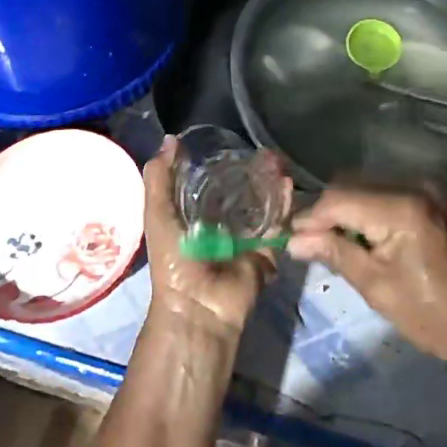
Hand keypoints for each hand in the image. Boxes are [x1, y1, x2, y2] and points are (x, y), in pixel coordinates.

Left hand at [141, 136, 278, 340]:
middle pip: (242, 191)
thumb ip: (160, 178)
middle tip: (265, 149)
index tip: (234, 139)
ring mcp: (247, 237)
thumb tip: (171, 139)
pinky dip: (285, 204)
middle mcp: (223, 224)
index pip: (212, 183)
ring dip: (271, 182)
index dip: (222, 163)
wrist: (198, 307)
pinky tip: (288, 182)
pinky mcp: (267, 249)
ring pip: (263, 204)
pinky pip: (279, 224)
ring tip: (278, 159)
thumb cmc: (173, 260)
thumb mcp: (158, 214)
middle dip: (252, 171)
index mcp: (196, 217)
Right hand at [288, 188, 446, 378]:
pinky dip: (372, 211)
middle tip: (309, 242)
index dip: (312, 216)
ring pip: (372, 187)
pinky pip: (392, 194)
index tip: (291, 237)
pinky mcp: (437, 201)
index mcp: (401, 208)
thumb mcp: (376, 287)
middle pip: (355, 185)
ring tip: (334, 242)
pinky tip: (365, 238)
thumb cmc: (431, 315)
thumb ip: (335, 253)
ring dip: (350, 210)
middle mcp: (416, 187)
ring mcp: (430, 191)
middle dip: (329, 211)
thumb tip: (295, 240)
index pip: (341, 197)